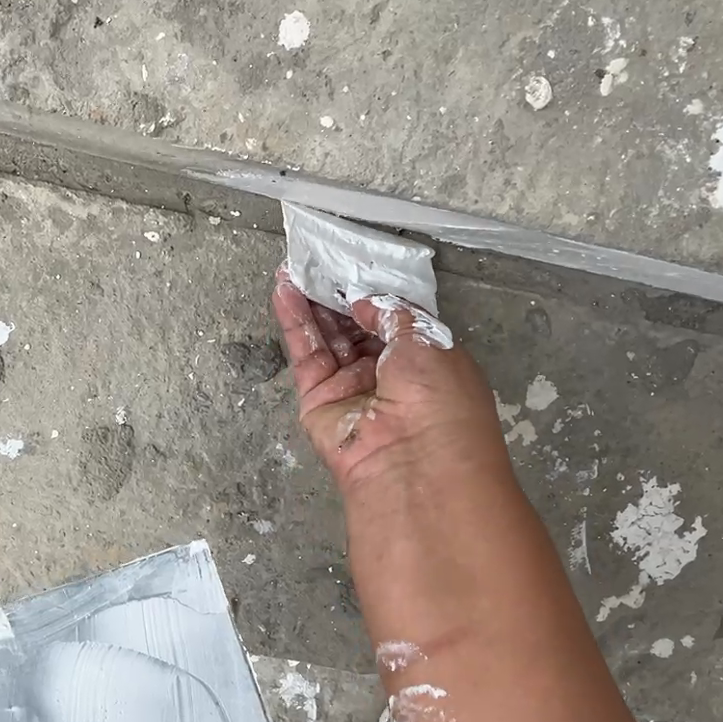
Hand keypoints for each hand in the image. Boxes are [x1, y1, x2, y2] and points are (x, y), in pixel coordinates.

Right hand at [272, 268, 509, 495]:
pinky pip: (306, 353)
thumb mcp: (427, 341)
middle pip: (355, 326)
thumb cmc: (438, 399)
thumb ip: (392, 314)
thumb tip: (364, 301)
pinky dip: (294, 322)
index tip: (355, 263)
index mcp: (423, 361)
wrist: (412, 463)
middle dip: (337, 293)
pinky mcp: (318, 397)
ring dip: (311, 301)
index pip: (392, 320)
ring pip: (327, 336)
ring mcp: (350, 386)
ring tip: (294, 266)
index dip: (373, 292)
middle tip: (317, 258)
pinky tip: (284, 290)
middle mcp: (386, 373)